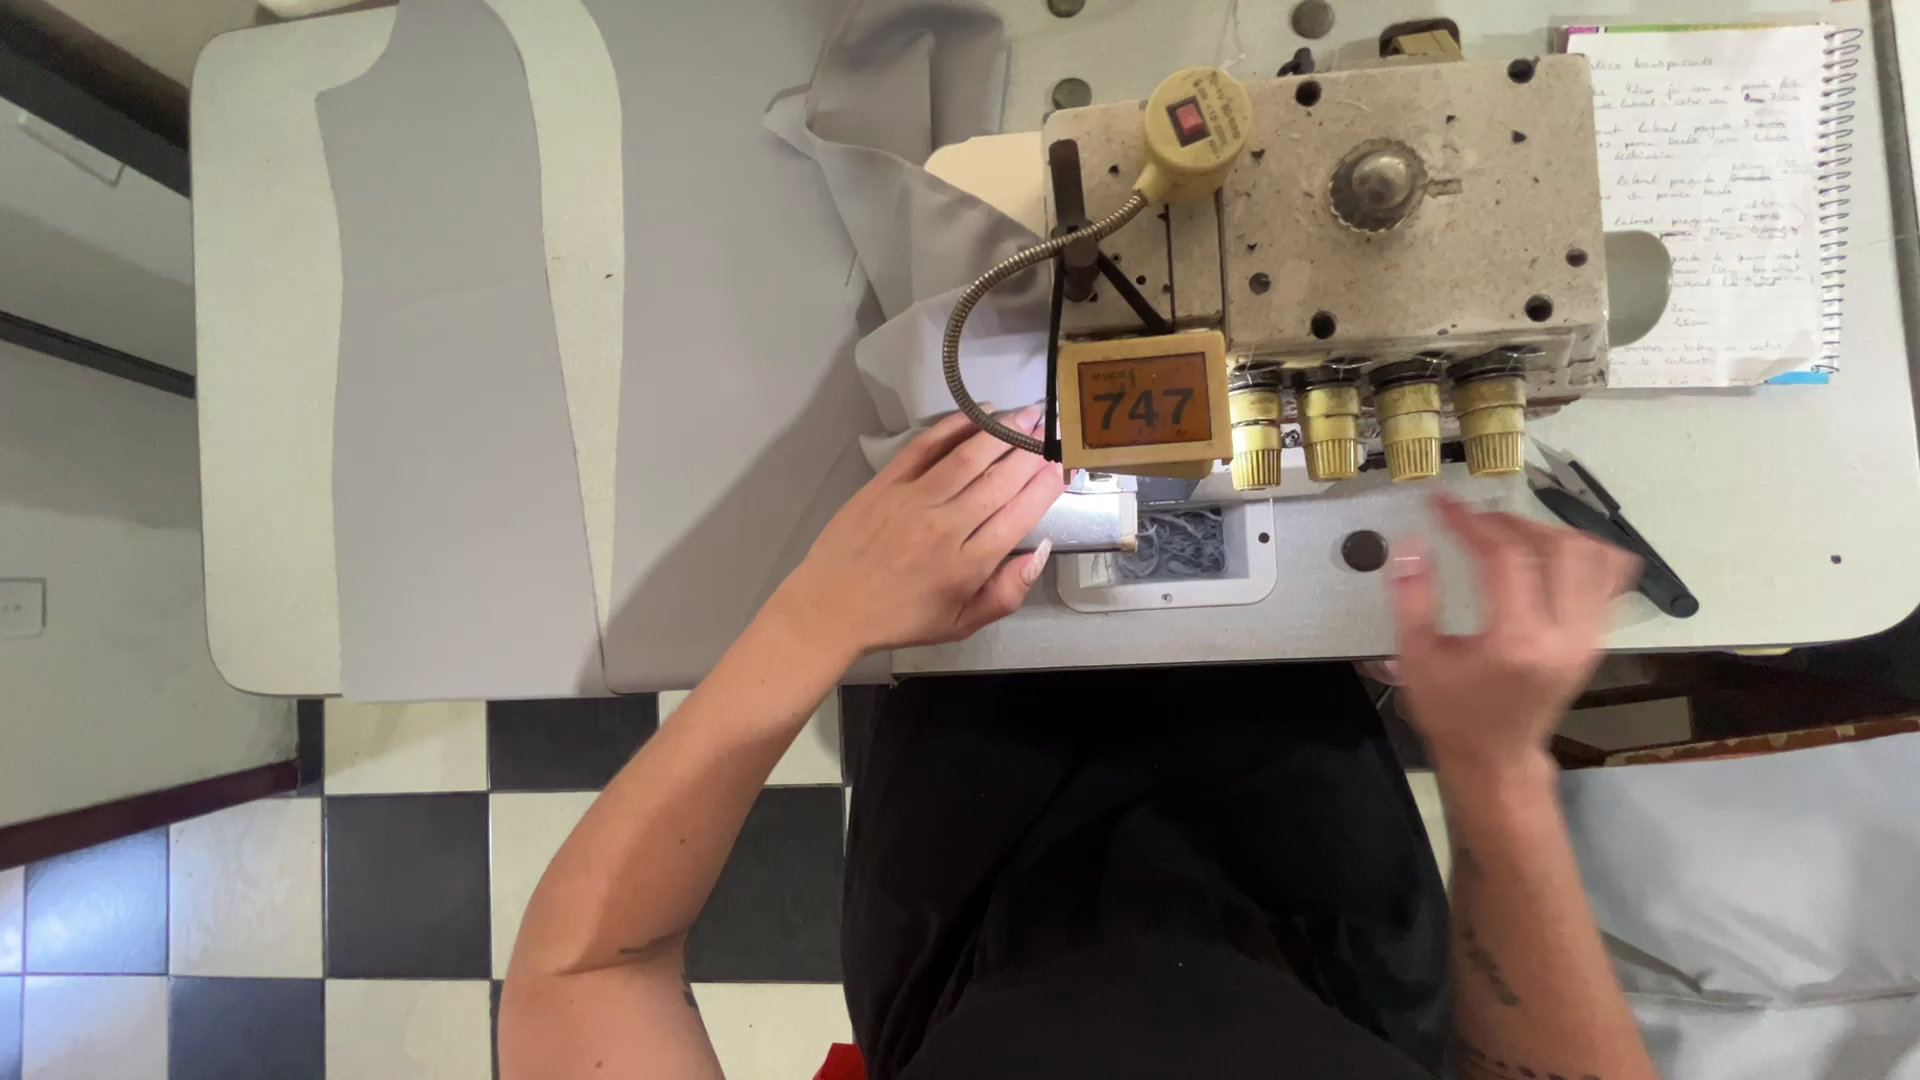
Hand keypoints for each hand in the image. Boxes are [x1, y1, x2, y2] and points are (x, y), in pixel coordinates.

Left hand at [766, 406, 1065, 659]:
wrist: (831, 608)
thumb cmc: (900, 619)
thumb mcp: (961, 624)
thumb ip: (1006, 594)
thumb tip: (1039, 552)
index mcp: (967, 566)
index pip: (1020, 514)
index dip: (1047, 486)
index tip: (1064, 465)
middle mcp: (945, 527)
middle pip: (1001, 480)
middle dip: (1033, 451)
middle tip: (1055, 428)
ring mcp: (913, 501)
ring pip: (969, 457)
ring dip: (1003, 432)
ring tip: (1028, 414)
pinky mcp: (886, 483)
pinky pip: (926, 447)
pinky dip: (955, 426)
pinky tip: (980, 414)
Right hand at [1388, 493, 1640, 778]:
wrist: (1495, 754)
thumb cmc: (1448, 709)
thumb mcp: (1415, 656)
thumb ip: (1412, 598)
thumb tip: (1411, 543)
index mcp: (1516, 641)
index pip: (1505, 557)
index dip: (1470, 522)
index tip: (1441, 504)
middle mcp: (1566, 635)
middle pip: (1560, 547)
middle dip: (1513, 522)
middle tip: (1475, 520)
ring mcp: (1590, 636)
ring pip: (1596, 556)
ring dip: (1550, 533)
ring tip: (1509, 534)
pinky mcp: (1597, 637)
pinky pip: (1609, 578)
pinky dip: (1579, 553)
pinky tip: (1543, 553)